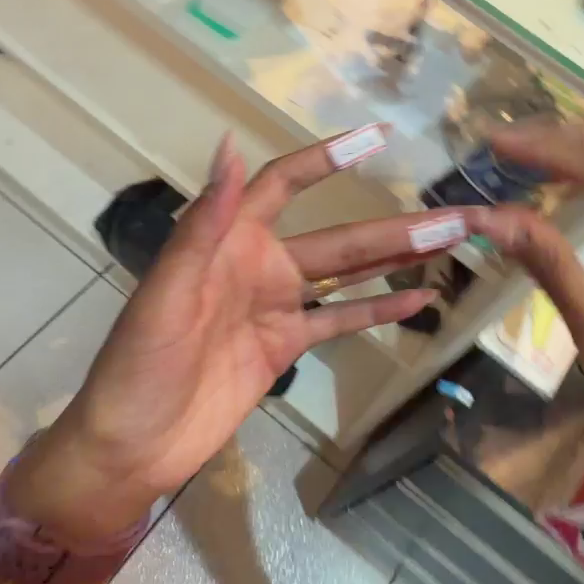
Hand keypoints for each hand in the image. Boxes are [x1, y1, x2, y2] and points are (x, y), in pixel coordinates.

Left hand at [6, 128, 491, 544]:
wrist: (132, 446)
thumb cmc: (139, 363)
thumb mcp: (167, 293)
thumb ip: (204, 224)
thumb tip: (230, 146)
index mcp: (230, 239)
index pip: (285, 183)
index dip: (328, 158)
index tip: (377, 137)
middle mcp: (261, 263)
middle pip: (338, 237)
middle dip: (393, 227)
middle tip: (452, 216)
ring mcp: (277, 305)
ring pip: (348, 275)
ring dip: (395, 262)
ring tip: (447, 246)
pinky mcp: (286, 346)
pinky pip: (340, 322)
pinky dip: (379, 312)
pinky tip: (419, 301)